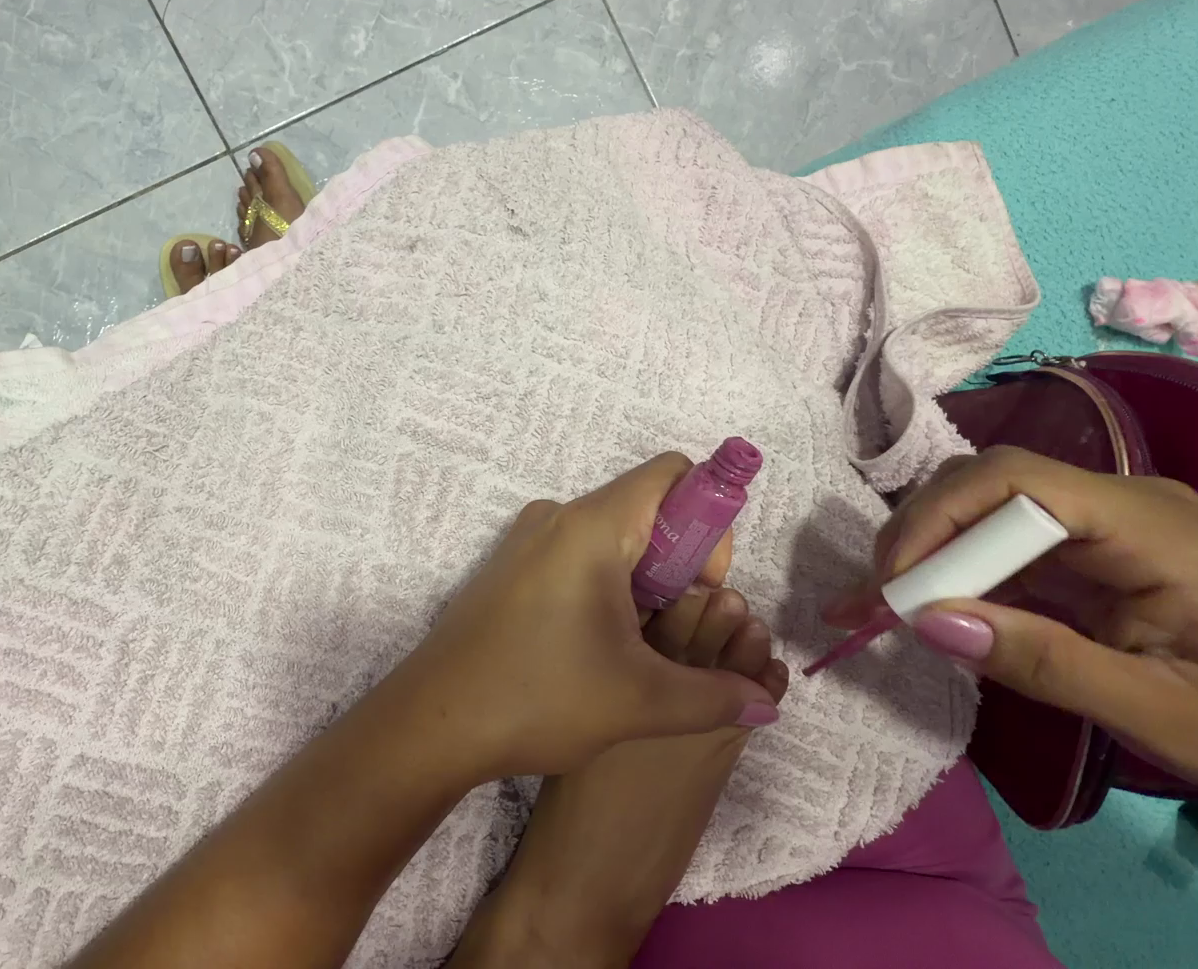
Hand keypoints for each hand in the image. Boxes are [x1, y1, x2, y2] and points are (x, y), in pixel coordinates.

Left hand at [391, 453, 785, 779]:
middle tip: (672, 634)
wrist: (432, 723)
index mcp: (591, 525)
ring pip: (614, 540)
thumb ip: (716, 695)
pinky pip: (579, 557)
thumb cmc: (537, 696)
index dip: (707, 520)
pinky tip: (596, 650)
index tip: (701, 586)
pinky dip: (606, 590)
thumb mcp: (640, 700)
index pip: (673, 474)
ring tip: (635, 651)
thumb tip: (766, 700)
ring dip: (643, 585)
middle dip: (679, 566)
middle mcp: (557, 516)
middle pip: (646, 510)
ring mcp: (527, 542)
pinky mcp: (511, 569)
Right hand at [828, 446, 1197, 808]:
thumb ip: (1043, 662)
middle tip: (875, 600)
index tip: (894, 584)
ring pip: (984, 510)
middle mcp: (1122, 504)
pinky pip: (1003, 546)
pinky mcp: (1089, 551)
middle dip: (919, 535)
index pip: (1014, 480)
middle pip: (986, 485)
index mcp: (1152, 526)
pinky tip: (932, 610)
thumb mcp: (1158, 711)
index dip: (937, 518)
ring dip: (928, 555)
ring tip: (885, 607)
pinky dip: (957, 576)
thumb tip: (926, 621)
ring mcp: (1104, 524)